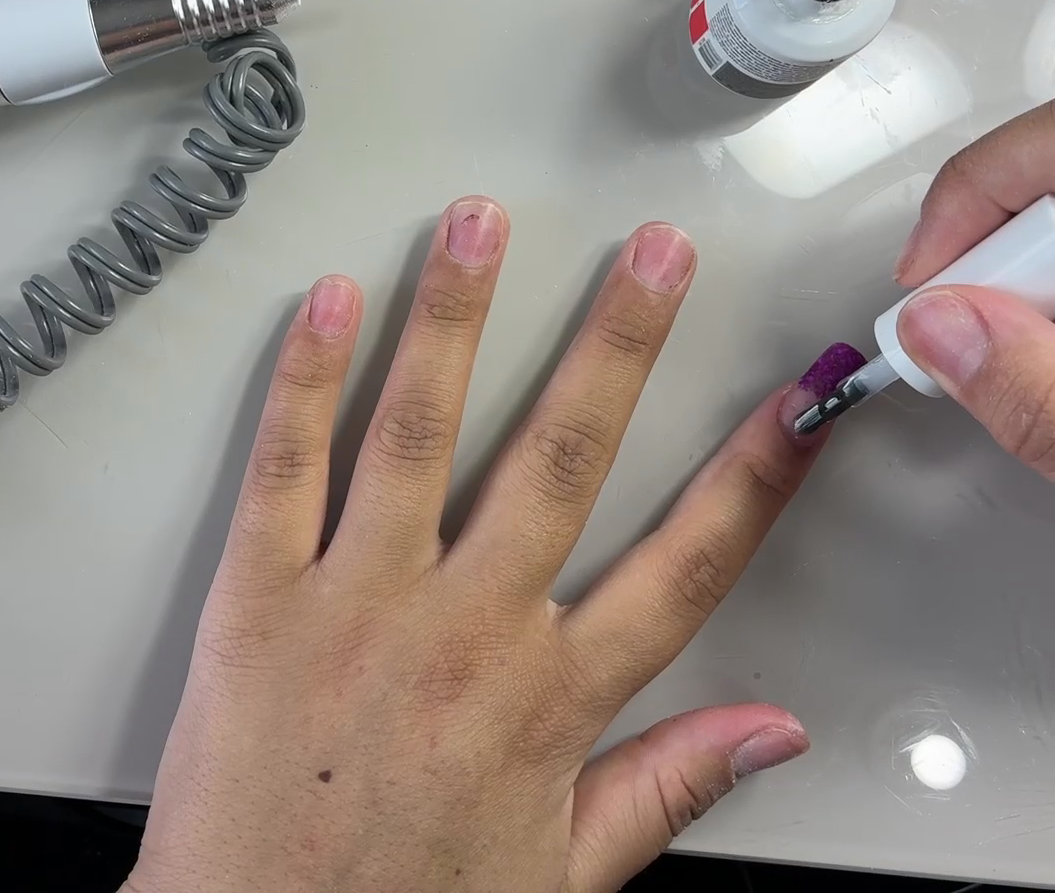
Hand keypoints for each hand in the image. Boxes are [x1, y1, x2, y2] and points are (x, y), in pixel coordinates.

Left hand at [124, 198, 831, 892]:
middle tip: (652, 253)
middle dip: (618, 340)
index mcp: (546, 698)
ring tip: (479, 227)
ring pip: (421, 429)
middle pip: (562, 456)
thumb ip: (666, 792)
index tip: (794, 400)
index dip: (752, 477)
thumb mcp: (557, 877)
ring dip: (457, 316)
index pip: (685, 566)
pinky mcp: (260, 594)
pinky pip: (288, 464)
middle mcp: (465, 629)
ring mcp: (358, 600)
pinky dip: (308, 375)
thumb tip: (773, 732)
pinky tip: (332, 302)